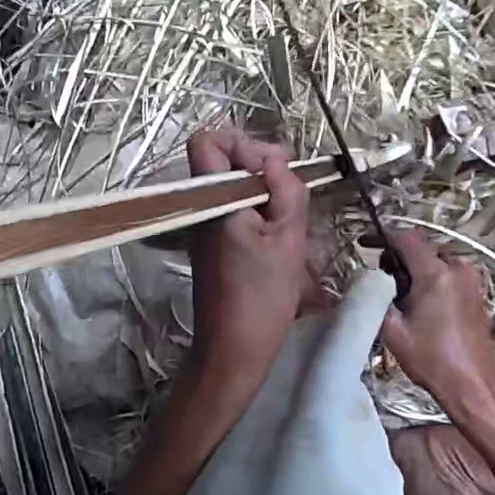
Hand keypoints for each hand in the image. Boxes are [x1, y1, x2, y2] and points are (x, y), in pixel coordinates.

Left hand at [186, 127, 310, 386]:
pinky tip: (282, 238)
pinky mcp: (214, 244)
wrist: (233, 352)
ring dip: (266, 193)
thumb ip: (285, 191)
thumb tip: (277, 158)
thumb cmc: (262, 297)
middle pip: (224, 161)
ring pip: (234, 187)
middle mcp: (202, 208)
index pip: (209, 141)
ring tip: (291, 219)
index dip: (243, 144)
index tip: (273, 171)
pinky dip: (260, 214)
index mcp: (214, 200)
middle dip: (261, 168)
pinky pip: (236, 210)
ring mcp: (206, 226)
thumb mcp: (288, 239)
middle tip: (290, 193)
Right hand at [380, 232, 494, 403]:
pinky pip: (450, 273)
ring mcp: (471, 279)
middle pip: (423, 247)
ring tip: (403, 293)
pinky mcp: (477, 292)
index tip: (368, 243)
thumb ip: (378, 296)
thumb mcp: (392, 330)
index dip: (384, 237)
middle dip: (401, 256)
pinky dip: (434, 278)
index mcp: (435, 274)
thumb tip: (371, 279)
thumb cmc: (431, 359)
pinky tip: (424, 302)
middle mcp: (457, 268)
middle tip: (383, 277)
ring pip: (437, 259)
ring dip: (419, 267)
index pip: (407, 238)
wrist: (474, 384)